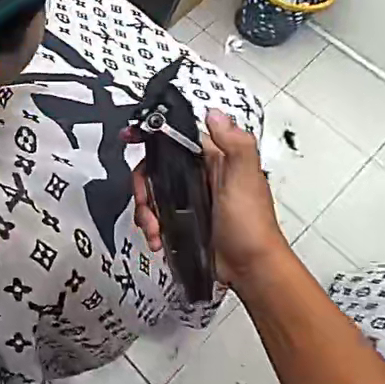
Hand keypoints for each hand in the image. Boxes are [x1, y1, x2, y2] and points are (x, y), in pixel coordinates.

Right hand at [131, 110, 290, 285]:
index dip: (152, 138)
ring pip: (153, 193)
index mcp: (216, 160)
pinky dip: (151, 226)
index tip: (131, 138)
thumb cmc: (253, 225)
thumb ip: (234, 142)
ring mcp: (190, 200)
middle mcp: (201, 177)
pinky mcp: (183, 222)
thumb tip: (215, 115)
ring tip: (154, 227)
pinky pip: (156, 216)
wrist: (250, 268)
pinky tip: (158, 237)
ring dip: (146, 210)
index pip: (176, 138)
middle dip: (143, 185)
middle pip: (157, 168)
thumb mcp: (245, 177)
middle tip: (145, 200)